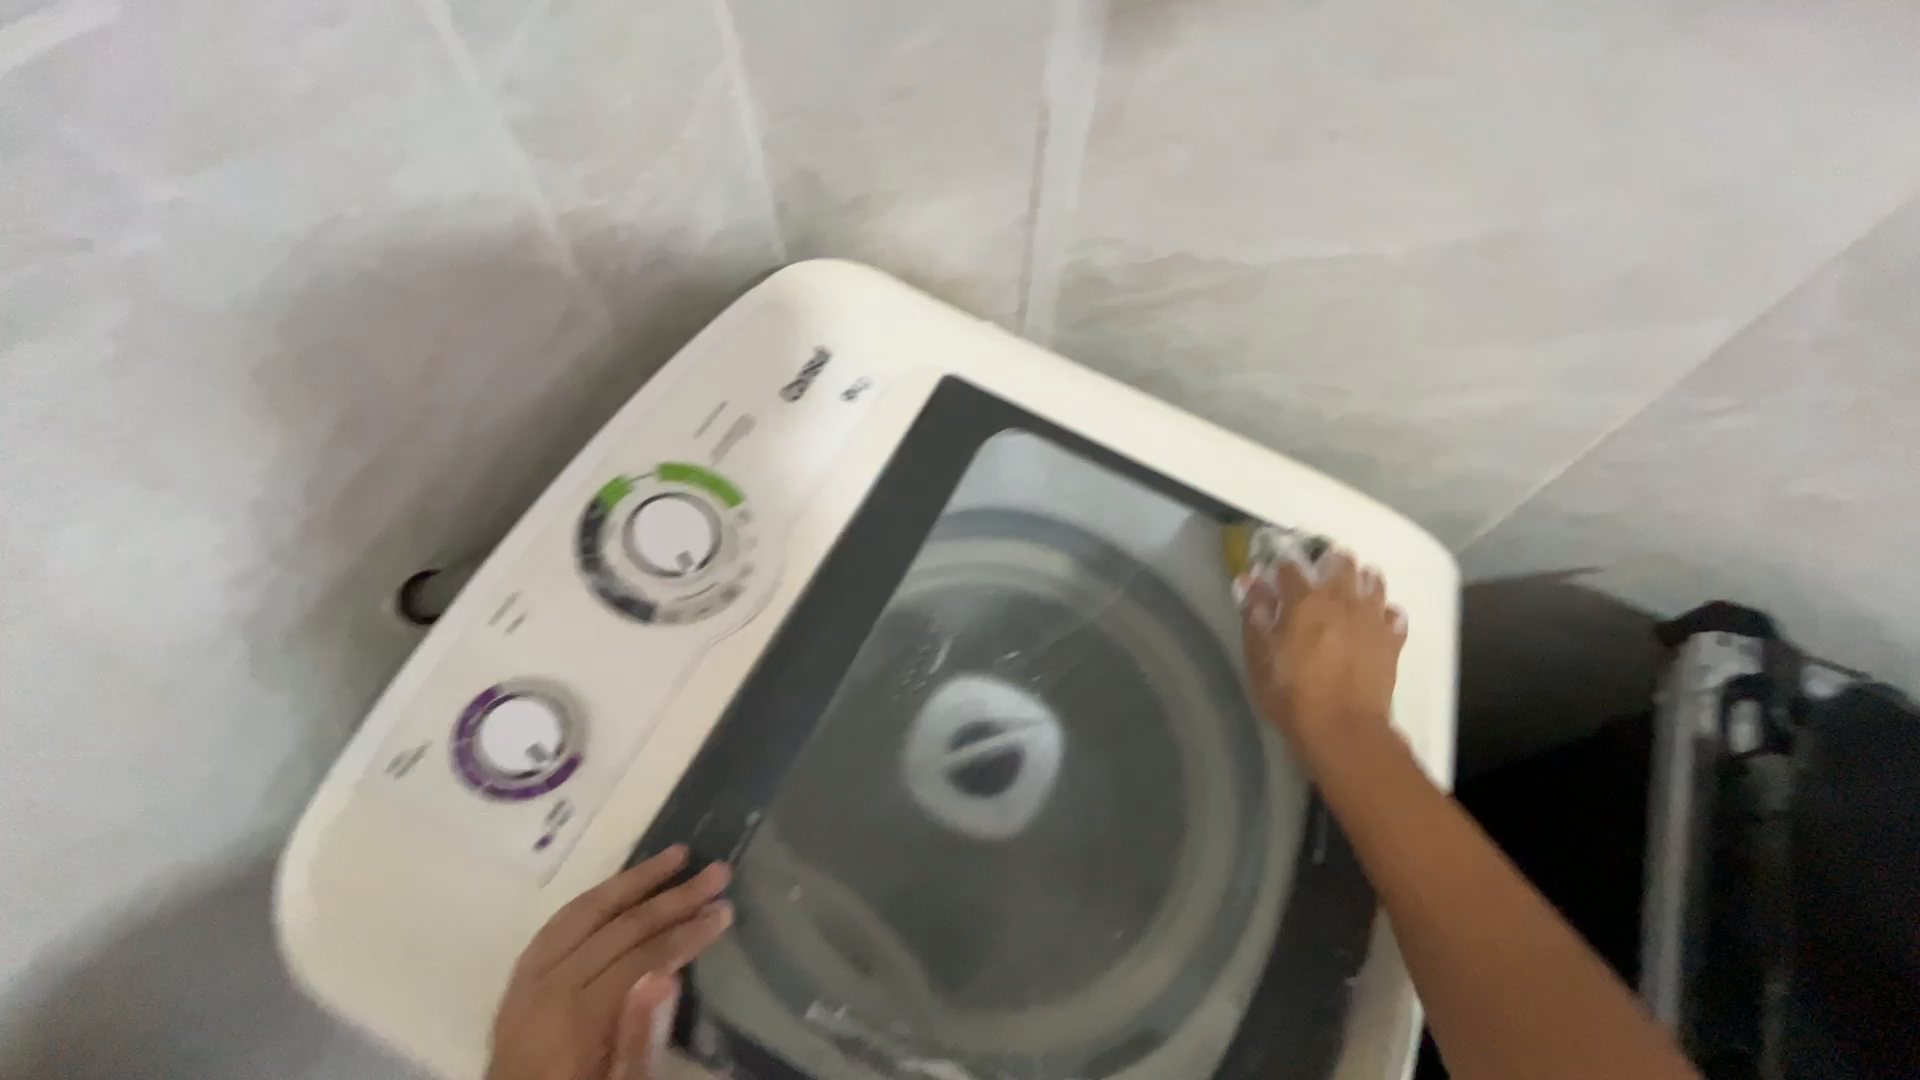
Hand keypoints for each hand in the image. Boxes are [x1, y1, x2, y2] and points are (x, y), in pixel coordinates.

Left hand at [486, 846, 732, 1079]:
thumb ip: (638, 1038)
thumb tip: (667, 975)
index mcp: (573, 1022)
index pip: (640, 957)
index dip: (687, 932)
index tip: (725, 910)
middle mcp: (545, 991)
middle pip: (619, 927)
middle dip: (675, 897)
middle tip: (718, 872)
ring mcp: (526, 983)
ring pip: (585, 912)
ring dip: (635, 880)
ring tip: (677, 855)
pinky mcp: (518, 982)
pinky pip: (559, 924)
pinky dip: (596, 899)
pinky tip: (623, 885)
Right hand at [1238, 549, 1407, 760]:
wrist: (1343, 729)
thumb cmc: (1291, 693)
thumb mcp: (1259, 656)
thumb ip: (1254, 615)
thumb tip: (1248, 581)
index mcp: (1304, 600)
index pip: (1290, 566)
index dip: (1280, 567)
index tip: (1273, 576)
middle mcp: (1342, 599)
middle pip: (1342, 562)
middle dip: (1328, 563)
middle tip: (1316, 578)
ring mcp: (1372, 618)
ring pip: (1373, 581)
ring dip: (1359, 581)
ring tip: (1347, 595)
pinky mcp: (1393, 640)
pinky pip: (1393, 614)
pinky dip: (1382, 613)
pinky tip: (1372, 624)